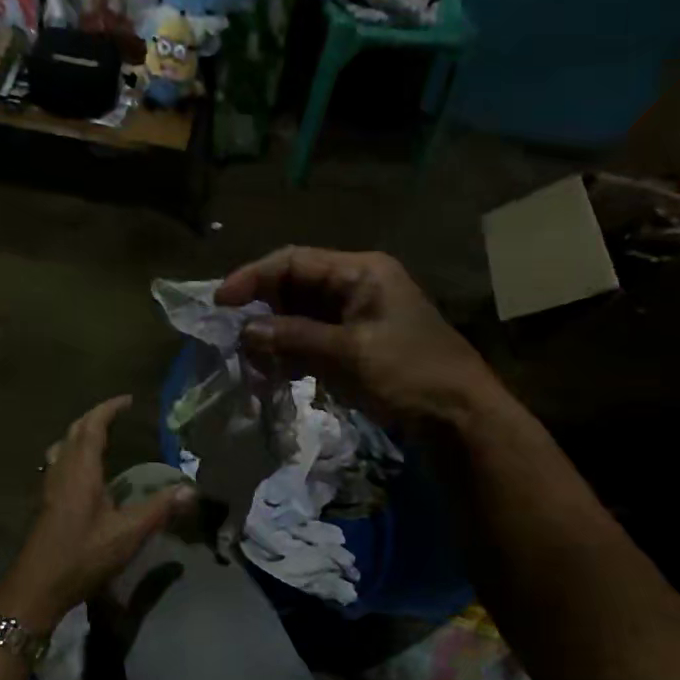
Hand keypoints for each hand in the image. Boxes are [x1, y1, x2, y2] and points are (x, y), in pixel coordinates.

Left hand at [0, 396, 193, 630]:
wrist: (37, 586)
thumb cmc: (82, 556)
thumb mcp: (127, 534)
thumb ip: (159, 509)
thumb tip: (192, 489)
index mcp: (81, 470)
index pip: (93, 427)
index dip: (109, 409)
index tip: (127, 400)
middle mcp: (62, 471)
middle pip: (74, 432)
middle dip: (94, 417)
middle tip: (116, 413)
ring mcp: (49, 486)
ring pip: (62, 447)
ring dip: (79, 434)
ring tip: (98, 436)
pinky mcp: (45, 502)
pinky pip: (58, 463)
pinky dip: (72, 454)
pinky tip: (82, 474)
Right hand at [215, 247, 505, 424]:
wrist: (459, 418)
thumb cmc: (409, 374)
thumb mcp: (348, 352)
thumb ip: (293, 337)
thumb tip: (245, 331)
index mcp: (360, 272)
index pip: (293, 261)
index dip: (252, 277)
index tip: (220, 302)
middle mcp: (355, 287)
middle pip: (293, 288)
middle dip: (260, 312)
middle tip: (232, 340)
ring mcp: (354, 319)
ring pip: (297, 318)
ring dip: (272, 338)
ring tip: (251, 365)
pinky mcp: (353, 348)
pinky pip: (309, 343)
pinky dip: (288, 356)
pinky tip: (272, 376)